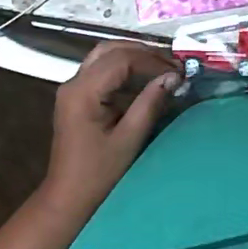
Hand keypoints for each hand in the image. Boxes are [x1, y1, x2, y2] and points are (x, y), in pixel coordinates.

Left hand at [41, 41, 180, 214]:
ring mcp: (73, 88)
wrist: (69, 198)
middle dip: (144, 53)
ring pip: (106, 56)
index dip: (152, 61)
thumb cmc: (99, 174)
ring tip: (164, 69)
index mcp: (83, 92)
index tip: (178, 73)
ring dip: (135, 57)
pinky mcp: (78, 96)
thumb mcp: (129, 139)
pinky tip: (146, 79)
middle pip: (110, 50)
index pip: (121, 60)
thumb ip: (150, 103)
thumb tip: (173, 77)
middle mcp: (74, 82)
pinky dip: (126, 69)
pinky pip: (103, 70)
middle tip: (173, 65)